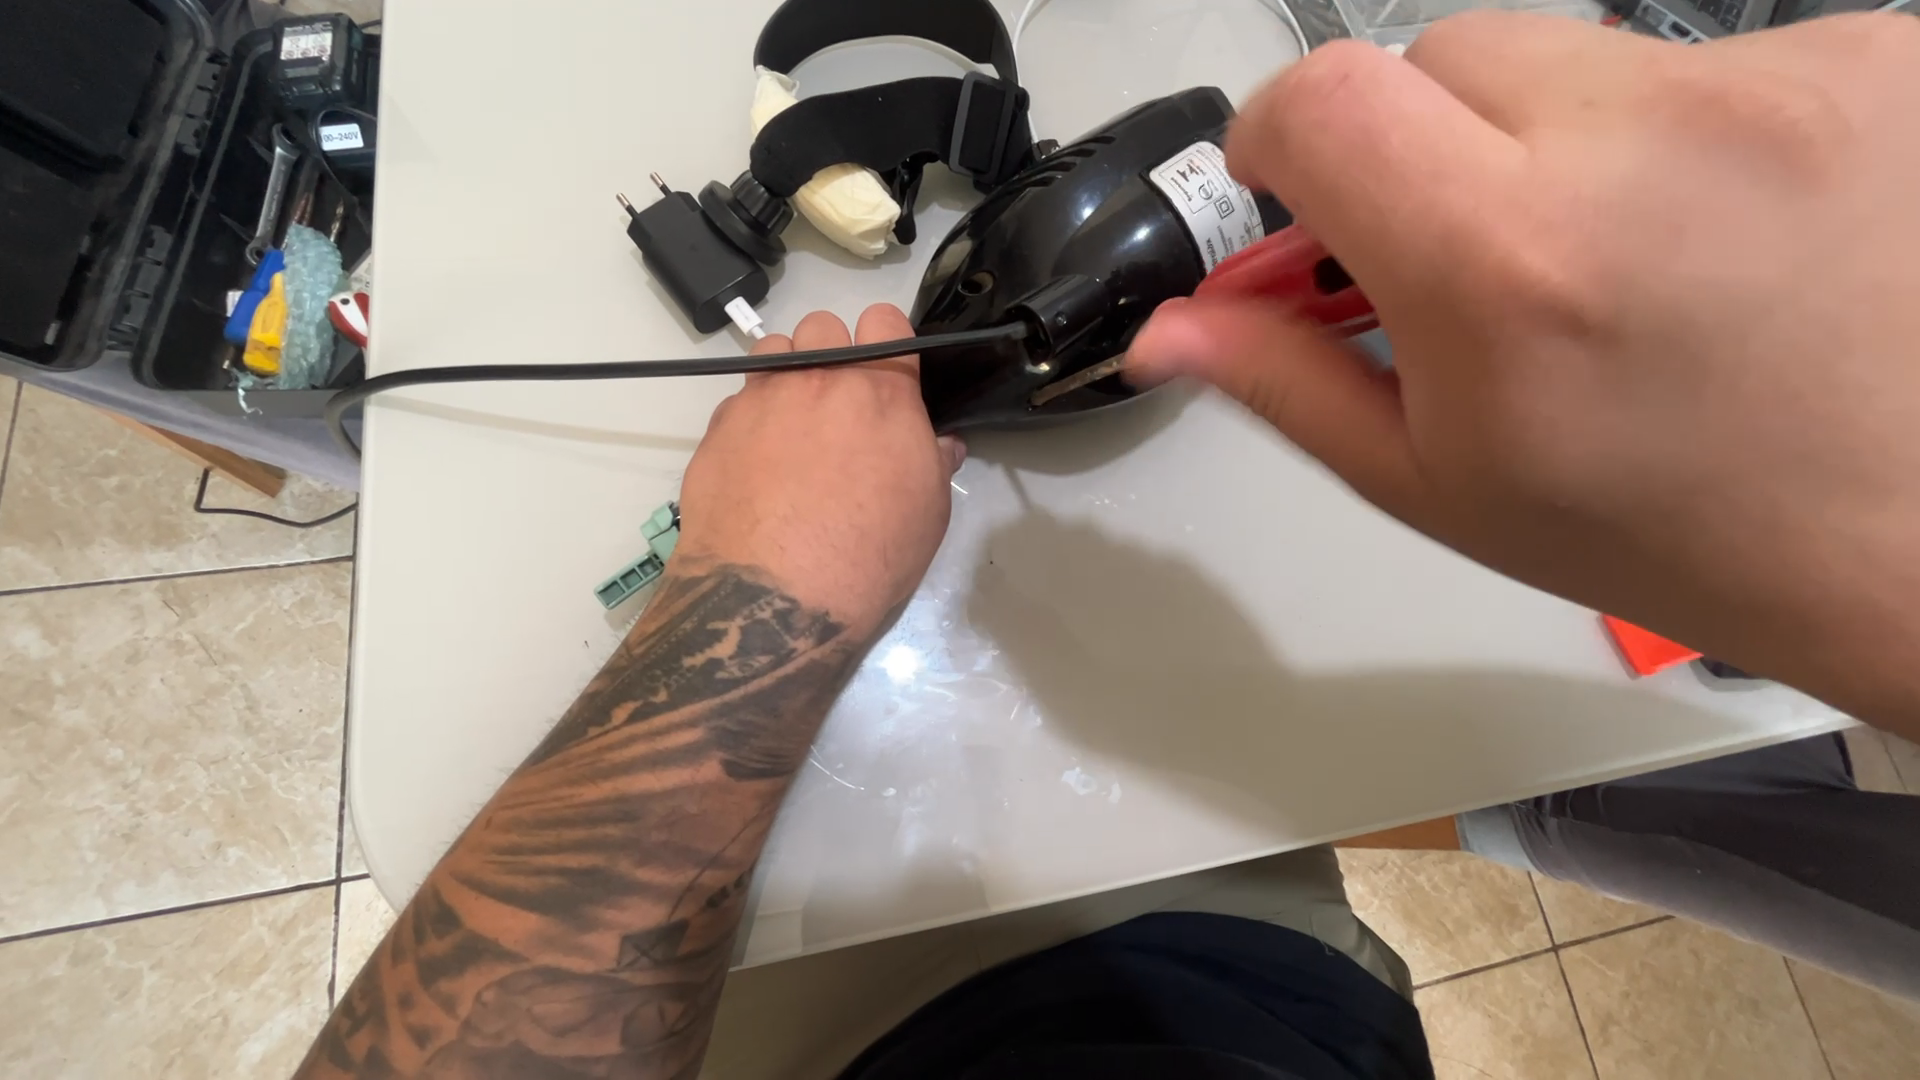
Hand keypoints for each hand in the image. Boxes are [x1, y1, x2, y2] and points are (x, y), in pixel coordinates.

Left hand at [674, 304, 965, 633]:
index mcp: (882, 392)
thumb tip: (942, 443)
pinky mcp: (718, 425)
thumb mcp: (928, 514)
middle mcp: (821, 379)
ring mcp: (763, 398)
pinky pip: (739, 399)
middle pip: (824, 324)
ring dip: (786, 373)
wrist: (777, 596)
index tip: (886, 375)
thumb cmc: (871, 555)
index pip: (886, 320)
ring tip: (790, 424)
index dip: (887, 343)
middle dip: (833, 354)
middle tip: (836, 407)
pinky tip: (757, 464)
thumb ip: (934, 462)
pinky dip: (752, 417)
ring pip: (774, 349)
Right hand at [1129, 14, 1919, 726]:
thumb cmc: (1645, 528)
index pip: (1323, 101)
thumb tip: (1165, 333)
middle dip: (1397, 150)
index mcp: (1503, 263)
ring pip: (1556, 60)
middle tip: (1428, 253)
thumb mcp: (1418, 473)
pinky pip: (1677, 69)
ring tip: (1576, 262)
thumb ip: (1278, 379)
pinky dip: (1638, 142)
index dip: (1270, 136)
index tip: (1283, 196)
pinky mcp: (1882, 51)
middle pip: (1432, 58)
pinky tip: (1685, 238)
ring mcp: (1786, 76)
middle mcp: (1646, 137)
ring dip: (1521, 148)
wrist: (1919, 537)